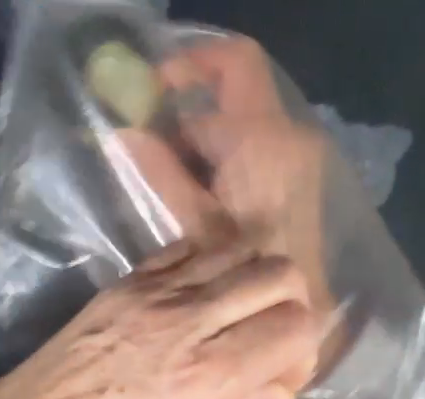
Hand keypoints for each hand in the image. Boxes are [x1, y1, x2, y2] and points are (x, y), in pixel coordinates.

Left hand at [0, 232, 323, 398]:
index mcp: (207, 377)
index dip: (304, 349)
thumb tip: (280, 388)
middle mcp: (190, 321)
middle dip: (292, 304)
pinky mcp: (125, 281)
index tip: (284, 372)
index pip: (295, 328)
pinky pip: (190, 246)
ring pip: (240, 249)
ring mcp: (155, 292)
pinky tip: (201, 294)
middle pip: (279, 274)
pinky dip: (212, 260)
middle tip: (271, 335)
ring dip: (255, 276)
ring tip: (240, 311)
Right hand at [150, 36, 333, 315]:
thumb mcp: (192, 222)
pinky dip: (223, 153)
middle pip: (237, 88)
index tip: (147, 93)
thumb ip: (160, 171)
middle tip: (152, 145)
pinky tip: (200, 193)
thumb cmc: (244, 269)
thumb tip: (123, 134)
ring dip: (204, 137)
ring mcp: (299, 152)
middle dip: (190, 109)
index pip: (227, 67)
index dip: (186, 69)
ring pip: (244, 117)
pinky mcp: (300, 174)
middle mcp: (289, 132)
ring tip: (170, 175)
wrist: (301, 304)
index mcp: (262, 136)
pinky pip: (256, 142)